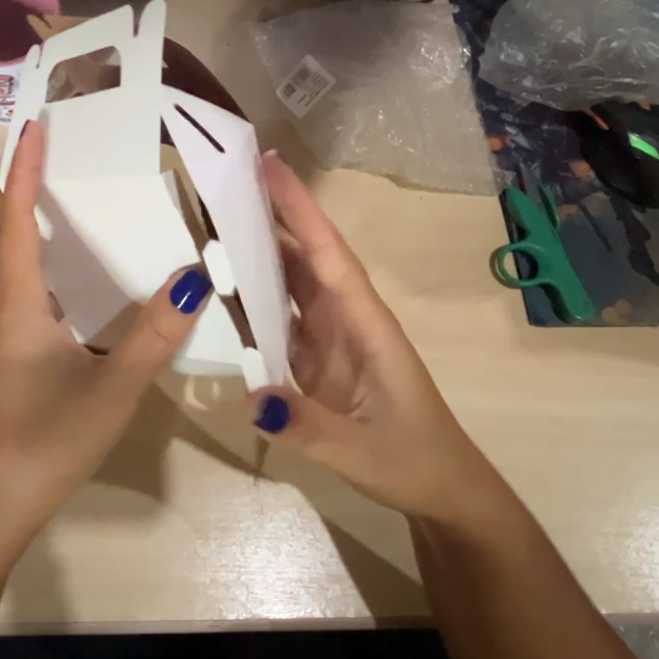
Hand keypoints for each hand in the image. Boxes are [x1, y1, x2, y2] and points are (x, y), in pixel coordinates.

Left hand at [0, 121, 211, 539]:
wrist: (2, 499)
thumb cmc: (52, 440)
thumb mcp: (115, 387)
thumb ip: (155, 333)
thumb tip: (195, 275)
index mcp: (20, 303)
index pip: (14, 221)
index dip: (24, 171)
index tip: (36, 127)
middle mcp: (3, 305)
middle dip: (5, 186)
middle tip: (37, 153)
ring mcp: (2, 327)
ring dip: (7, 216)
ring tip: (45, 191)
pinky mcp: (10, 346)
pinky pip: (8, 279)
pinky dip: (21, 249)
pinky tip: (59, 262)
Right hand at [249, 152, 492, 524]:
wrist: (442, 491)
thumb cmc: (415, 462)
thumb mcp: (365, 452)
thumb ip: (310, 427)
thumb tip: (253, 398)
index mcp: (367, 325)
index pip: (329, 256)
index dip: (300, 210)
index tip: (270, 167)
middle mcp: (347, 320)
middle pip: (306, 258)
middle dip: (271, 218)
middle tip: (225, 183)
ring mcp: (331, 340)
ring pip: (291, 284)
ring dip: (259, 254)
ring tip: (215, 223)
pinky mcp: (316, 363)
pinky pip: (279, 321)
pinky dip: (252, 302)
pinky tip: (222, 291)